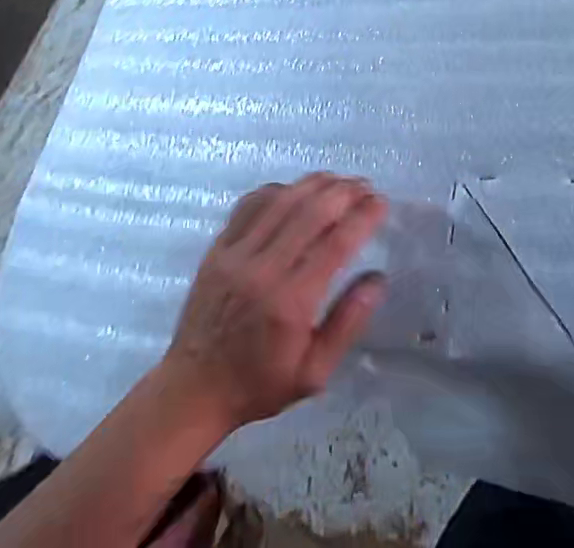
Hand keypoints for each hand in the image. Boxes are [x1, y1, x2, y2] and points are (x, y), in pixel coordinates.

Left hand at [162, 173, 387, 430]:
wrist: (192, 391)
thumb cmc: (260, 384)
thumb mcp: (315, 372)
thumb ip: (348, 323)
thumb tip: (378, 278)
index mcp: (290, 302)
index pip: (336, 242)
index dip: (363, 215)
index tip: (382, 203)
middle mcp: (262, 270)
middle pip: (310, 211)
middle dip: (345, 192)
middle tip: (366, 187)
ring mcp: (234, 255)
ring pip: (281, 200)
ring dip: (316, 184)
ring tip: (340, 182)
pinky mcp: (216, 249)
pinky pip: (250, 204)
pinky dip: (278, 190)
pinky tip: (296, 191)